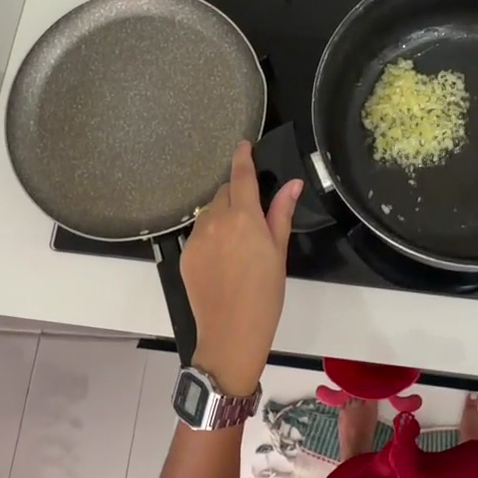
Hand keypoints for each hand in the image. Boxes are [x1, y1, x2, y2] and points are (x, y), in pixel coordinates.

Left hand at [180, 141, 301, 394]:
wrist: (231, 333)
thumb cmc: (265, 294)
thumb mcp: (279, 252)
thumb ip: (281, 213)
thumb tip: (292, 184)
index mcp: (244, 217)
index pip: (241, 175)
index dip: (242, 156)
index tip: (243, 144)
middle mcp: (216, 220)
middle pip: (224, 192)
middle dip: (237, 194)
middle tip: (252, 214)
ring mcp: (196, 238)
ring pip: (209, 212)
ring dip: (223, 215)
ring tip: (238, 242)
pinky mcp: (185, 255)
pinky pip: (199, 233)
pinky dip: (211, 235)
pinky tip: (223, 259)